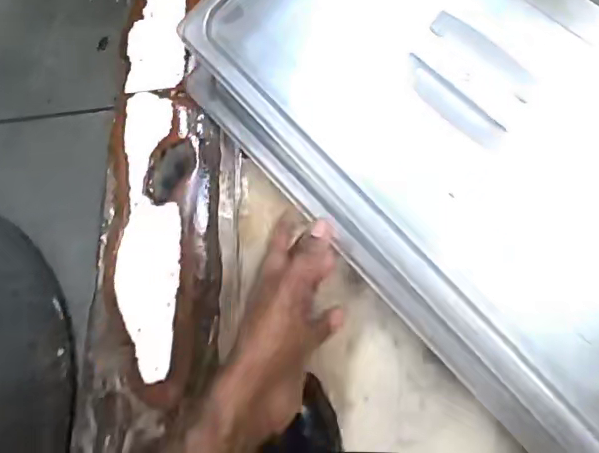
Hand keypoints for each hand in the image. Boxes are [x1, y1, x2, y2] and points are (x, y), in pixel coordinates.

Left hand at [179, 215, 345, 451]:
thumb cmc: (270, 336)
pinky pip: (315, 327)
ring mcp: (287, 321)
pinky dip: (326, 318)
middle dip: (309, 248)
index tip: (301, 206)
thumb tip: (323, 224)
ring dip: (318, 279)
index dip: (289, 224)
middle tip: (329, 231)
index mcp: (271, 277)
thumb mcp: (289, 291)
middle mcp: (278, 294)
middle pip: (295, 264)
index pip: (281, 242)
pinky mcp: (298, 347)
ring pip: (305, 292)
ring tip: (335, 263)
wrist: (258, 392)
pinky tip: (340, 313)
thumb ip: (306, 259)